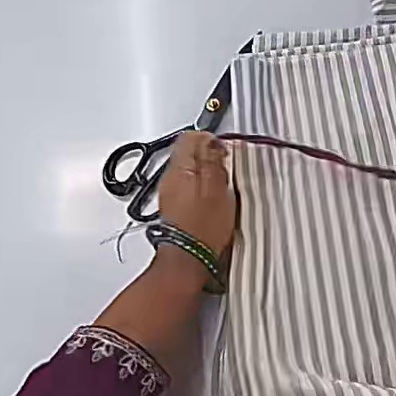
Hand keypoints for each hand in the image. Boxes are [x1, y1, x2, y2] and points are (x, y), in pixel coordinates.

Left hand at [157, 130, 235, 263]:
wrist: (190, 257)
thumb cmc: (204, 225)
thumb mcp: (216, 187)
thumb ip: (211, 160)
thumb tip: (209, 139)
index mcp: (180, 168)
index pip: (189, 138)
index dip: (209, 139)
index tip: (224, 151)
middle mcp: (170, 177)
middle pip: (188, 153)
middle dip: (208, 156)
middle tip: (225, 170)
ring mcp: (170, 192)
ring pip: (188, 170)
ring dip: (206, 173)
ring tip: (222, 187)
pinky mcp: (175, 207)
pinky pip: (188, 187)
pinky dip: (201, 187)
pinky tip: (213, 200)